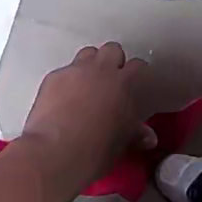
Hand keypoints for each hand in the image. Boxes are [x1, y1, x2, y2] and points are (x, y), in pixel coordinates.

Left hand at [20, 42, 154, 194]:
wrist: (58, 152)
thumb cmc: (96, 149)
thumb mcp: (124, 142)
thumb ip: (136, 133)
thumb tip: (147, 137)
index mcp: (125, 84)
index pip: (138, 66)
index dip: (137, 73)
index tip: (135, 83)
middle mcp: (102, 70)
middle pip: (112, 49)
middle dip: (113, 61)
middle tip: (110, 80)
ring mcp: (76, 71)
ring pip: (88, 54)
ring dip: (90, 65)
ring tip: (87, 84)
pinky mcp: (53, 77)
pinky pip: (64, 71)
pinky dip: (67, 81)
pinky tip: (63, 99)